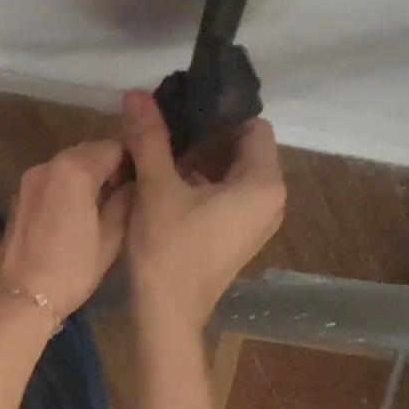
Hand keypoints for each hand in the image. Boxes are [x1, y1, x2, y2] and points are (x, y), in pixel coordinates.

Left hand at [0, 140, 130, 320]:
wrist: (20, 301)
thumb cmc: (70, 271)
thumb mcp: (110, 238)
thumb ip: (124, 201)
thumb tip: (132, 184)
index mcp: (74, 170)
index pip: (114, 148)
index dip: (130, 163)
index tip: (138, 184)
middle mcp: (47, 166)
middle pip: (87, 153)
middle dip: (105, 168)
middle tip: (119, 197)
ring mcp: (27, 183)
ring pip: (65, 167)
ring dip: (83, 179)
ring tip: (95, 208)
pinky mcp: (16, 200)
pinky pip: (48, 184)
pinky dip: (63, 190)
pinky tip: (70, 215)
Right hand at [118, 89, 284, 331]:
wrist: (166, 316)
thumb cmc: (167, 251)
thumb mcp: (156, 189)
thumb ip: (151, 139)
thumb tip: (135, 93)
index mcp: (264, 181)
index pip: (251, 126)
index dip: (214, 121)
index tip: (178, 130)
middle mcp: (274, 199)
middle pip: (243, 152)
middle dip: (205, 147)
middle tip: (165, 152)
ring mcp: (259, 225)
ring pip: (234, 179)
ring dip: (201, 173)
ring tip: (163, 178)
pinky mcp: (241, 243)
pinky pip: (230, 204)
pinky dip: (205, 197)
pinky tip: (172, 205)